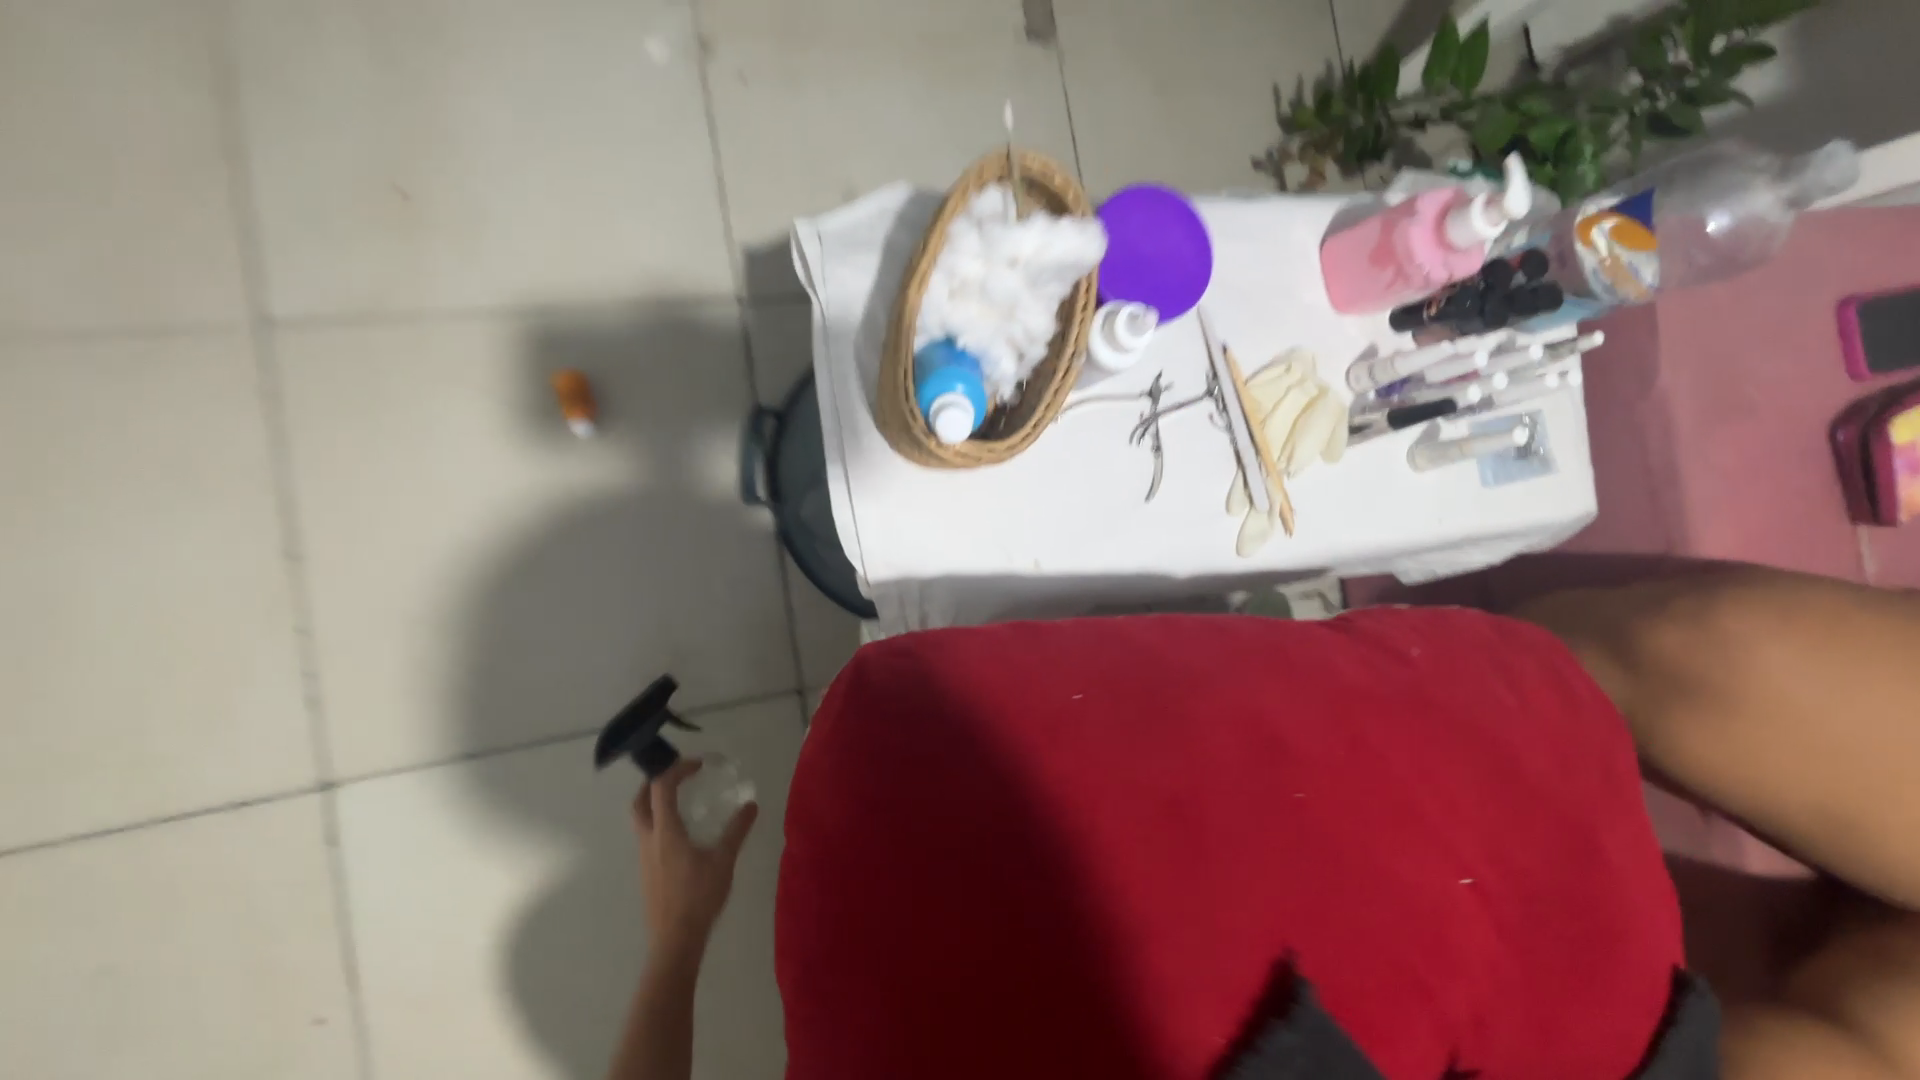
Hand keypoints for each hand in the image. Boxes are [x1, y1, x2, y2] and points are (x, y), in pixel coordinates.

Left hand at [632, 760, 758, 954]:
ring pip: (641, 820)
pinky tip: (683, 836)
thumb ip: (737, 831)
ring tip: (683, 802)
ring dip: (655, 803)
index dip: (677, 769)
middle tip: (678, 777)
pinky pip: (647, 837)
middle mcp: (649, 840)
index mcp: (665, 831)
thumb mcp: (724, 861)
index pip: (661, 788)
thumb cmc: (699, 897)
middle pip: (639, 801)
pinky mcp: (647, 872)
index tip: (698, 765)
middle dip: (654, 783)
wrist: (675, 940)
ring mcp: (644, 858)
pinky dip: (660, 823)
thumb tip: (751, 805)